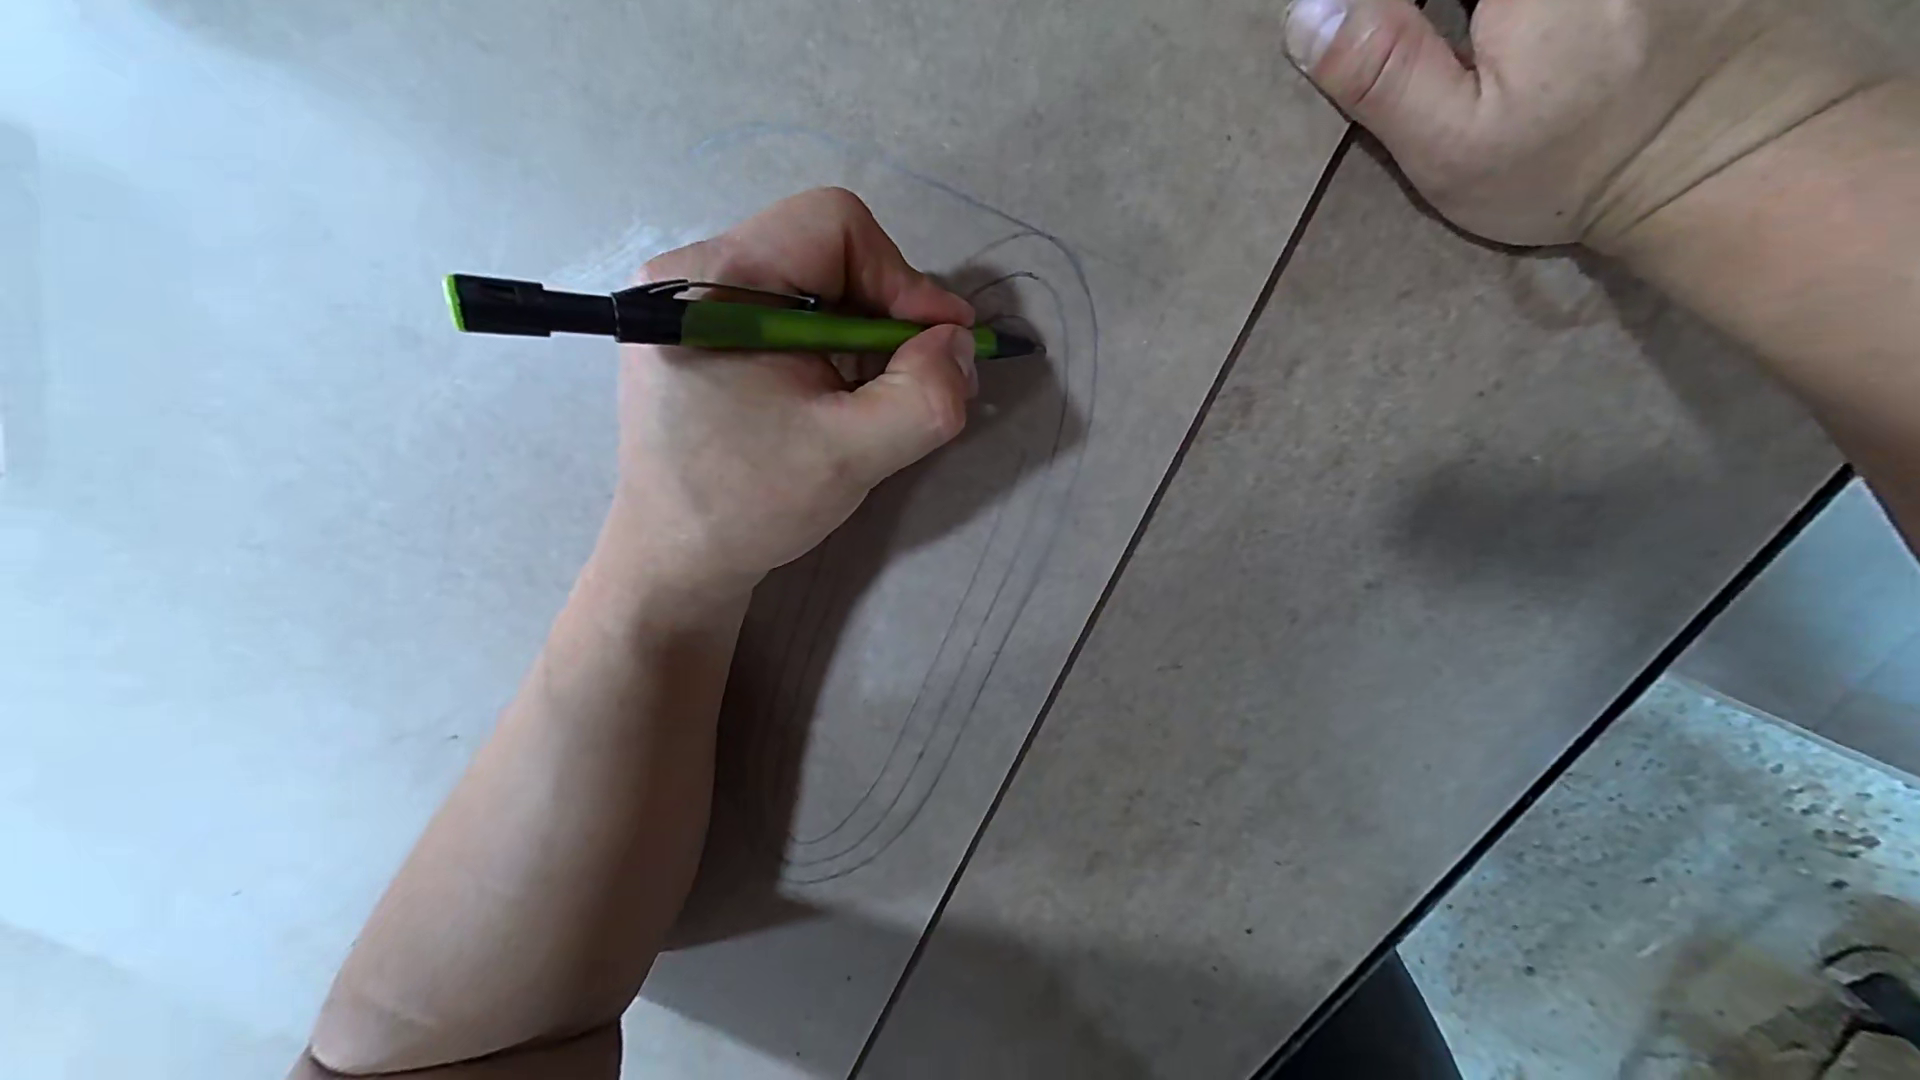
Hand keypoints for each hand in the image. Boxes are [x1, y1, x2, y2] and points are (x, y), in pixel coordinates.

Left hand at [599, 187, 977, 594]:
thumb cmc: (748, 508)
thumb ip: (925, 396)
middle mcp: (696, 277)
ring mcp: (700, 309)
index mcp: (713, 283)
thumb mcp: (851, 456)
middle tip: (919, 380)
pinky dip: (839, 354)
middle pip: (828, 255)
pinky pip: (796, 319)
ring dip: (867, 340)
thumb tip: (959, 343)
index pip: (834, 226)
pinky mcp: (710, 341)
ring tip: (878, 402)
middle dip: (888, 316)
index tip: (936, 344)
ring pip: (818, 289)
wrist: (676, 561)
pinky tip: (843, 403)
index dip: (901, 279)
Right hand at [1282, 0, 1889, 247]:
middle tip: (1393, 48)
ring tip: (1428, 46)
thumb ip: (1382, 72)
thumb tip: (1306, 12)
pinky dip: (1471, 16)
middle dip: (1409, 16)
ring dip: (1443, 16)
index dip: (1364, 10)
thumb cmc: (1568, 164)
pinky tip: (1477, 39)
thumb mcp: (1452, 143)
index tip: (1352, 40)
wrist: (1723, 149)